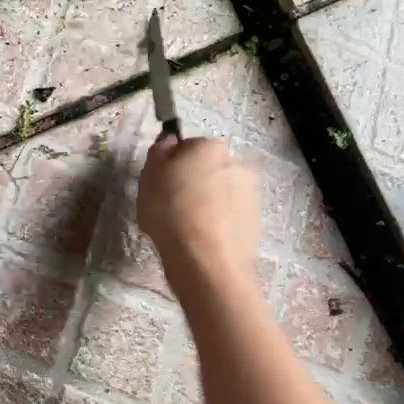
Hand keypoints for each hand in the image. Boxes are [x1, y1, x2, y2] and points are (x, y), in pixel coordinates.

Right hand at [137, 133, 260, 288]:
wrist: (207, 260)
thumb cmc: (170, 211)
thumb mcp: (148, 176)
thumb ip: (158, 153)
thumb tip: (169, 144)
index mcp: (209, 146)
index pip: (186, 146)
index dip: (169, 164)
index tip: (158, 183)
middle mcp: (236, 162)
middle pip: (206, 168)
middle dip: (191, 182)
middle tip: (168, 205)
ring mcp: (250, 192)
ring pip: (219, 192)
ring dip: (205, 202)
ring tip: (185, 226)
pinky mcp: (255, 220)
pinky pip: (228, 215)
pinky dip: (216, 222)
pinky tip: (200, 239)